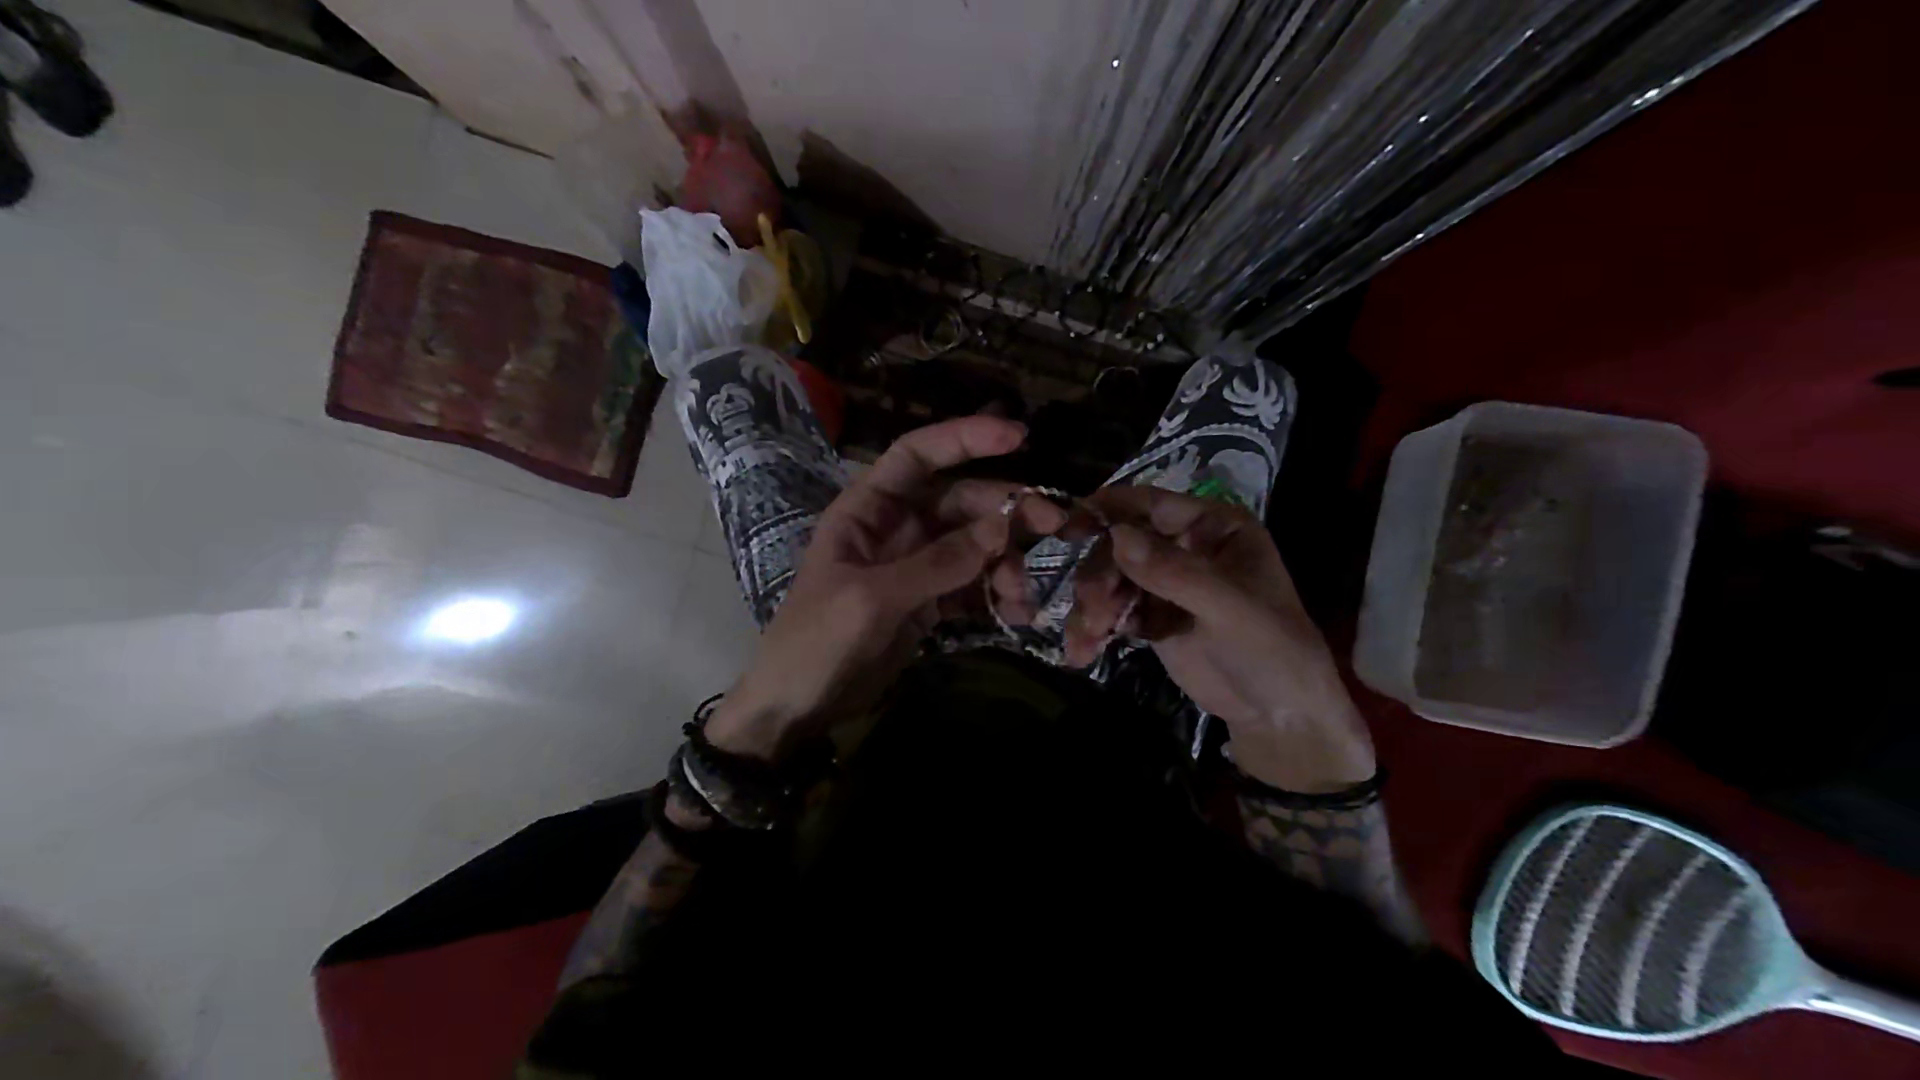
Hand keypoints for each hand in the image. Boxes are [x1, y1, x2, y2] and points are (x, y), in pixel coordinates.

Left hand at [706, 416, 1065, 760]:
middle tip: (1054, 523)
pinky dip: (996, 593)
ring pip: (974, 543)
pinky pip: (972, 583)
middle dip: (1007, 509)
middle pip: (961, 500)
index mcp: (867, 509)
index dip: (965, 438)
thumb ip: (937, 563)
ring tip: (1020, 593)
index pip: (917, 454)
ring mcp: (915, 564)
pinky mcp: (929, 600)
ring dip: (1005, 560)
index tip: (1019, 437)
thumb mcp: (872, 599)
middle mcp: (895, 526)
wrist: (796, 706)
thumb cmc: (815, 642)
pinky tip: (1016, 612)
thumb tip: (1002, 526)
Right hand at [1068, 485, 1375, 793]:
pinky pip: (1110, 610)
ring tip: (1086, 640)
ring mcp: (1163, 582)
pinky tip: (1081, 651)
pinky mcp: (1149, 615)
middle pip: (1120, 544)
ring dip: (1091, 606)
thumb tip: (1118, 536)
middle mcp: (1183, 545)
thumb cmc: (1272, 650)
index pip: (1152, 504)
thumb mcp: (1229, 609)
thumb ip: (1175, 572)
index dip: (1108, 510)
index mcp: (1212, 526)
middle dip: (1099, 578)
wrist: (1278, 716)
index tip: (1066, 526)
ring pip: (1108, 578)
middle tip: (1092, 612)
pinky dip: (1093, 628)